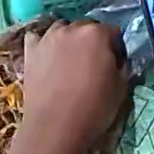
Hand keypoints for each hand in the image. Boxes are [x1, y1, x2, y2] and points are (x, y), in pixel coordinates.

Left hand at [20, 20, 128, 153]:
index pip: (113, 32)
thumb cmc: (95, 108)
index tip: (115, 63)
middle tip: (93, 64)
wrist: (56, 126)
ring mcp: (48, 38)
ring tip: (70, 60)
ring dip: (69, 39)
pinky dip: (43, 43)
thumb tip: (119, 60)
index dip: (116, 48)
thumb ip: (122, 66)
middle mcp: (72, 29)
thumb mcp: (121, 88)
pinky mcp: (30, 51)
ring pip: (62, 29)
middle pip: (87, 27)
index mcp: (98, 34)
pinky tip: (47, 56)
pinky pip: (37, 38)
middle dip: (93, 41)